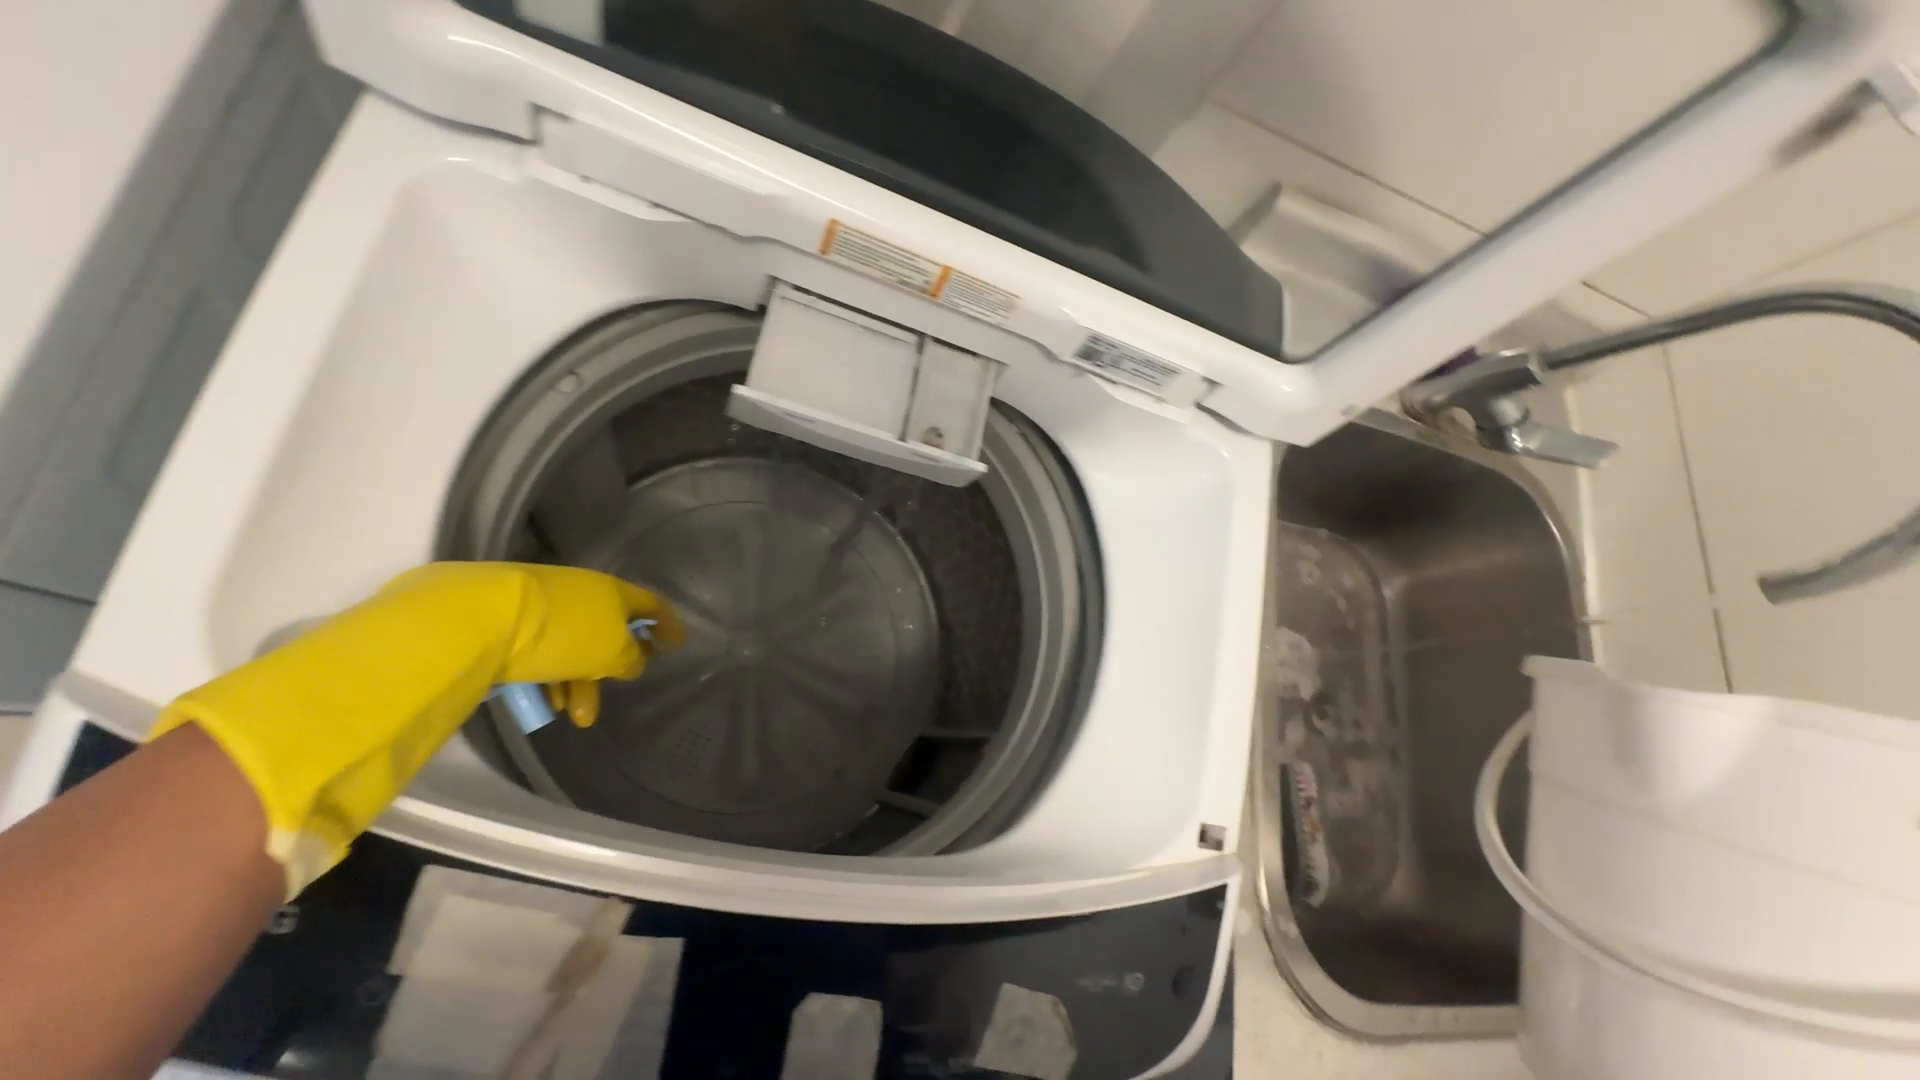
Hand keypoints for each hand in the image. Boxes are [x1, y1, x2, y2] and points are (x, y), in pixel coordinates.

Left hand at [150, 562, 679, 895]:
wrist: (463, 620)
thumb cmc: (549, 631)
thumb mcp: (605, 648)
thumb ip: (629, 656)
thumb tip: (635, 659)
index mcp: (600, 588)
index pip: (645, 602)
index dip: (666, 622)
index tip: (680, 642)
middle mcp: (567, 589)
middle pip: (600, 631)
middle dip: (605, 671)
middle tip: (597, 708)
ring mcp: (527, 604)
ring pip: (564, 646)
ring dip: (572, 681)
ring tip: (565, 715)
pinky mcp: (491, 622)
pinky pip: (533, 652)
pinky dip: (542, 676)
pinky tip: (534, 700)